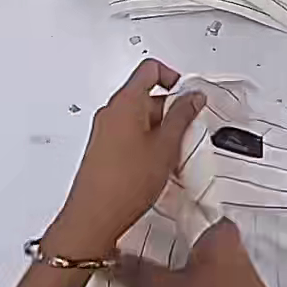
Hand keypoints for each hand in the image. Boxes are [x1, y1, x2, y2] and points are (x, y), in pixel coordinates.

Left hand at [44, 59, 204, 258]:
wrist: (94, 217)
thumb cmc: (125, 183)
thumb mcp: (166, 146)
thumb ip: (182, 116)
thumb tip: (192, 97)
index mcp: (125, 102)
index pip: (150, 70)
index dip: (173, 77)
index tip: (188, 95)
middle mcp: (111, 111)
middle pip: (146, 94)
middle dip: (171, 109)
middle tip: (187, 131)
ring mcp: (104, 130)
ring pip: (139, 116)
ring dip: (161, 128)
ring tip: (173, 153)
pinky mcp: (103, 148)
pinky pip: (129, 133)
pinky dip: (147, 141)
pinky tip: (157, 165)